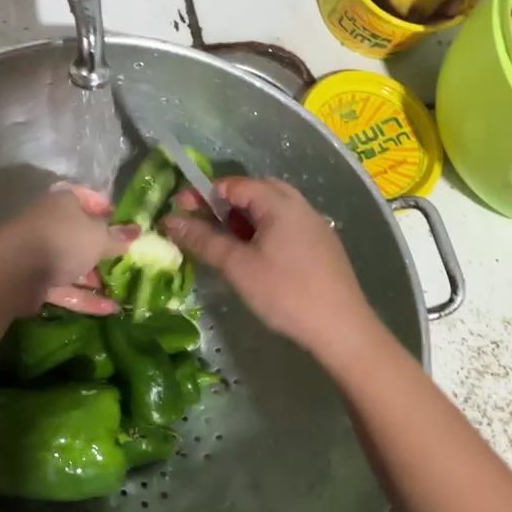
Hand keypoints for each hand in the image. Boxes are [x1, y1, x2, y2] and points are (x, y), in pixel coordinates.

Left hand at [0, 184, 137, 314]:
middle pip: (82, 235)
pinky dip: (85, 297)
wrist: (16, 271)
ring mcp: (43, 253)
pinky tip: (111, 309)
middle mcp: (52, 224)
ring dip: (96, 278)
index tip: (126, 225)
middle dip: (104, 251)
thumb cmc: (63, 241)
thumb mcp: (99, 237)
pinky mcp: (37, 281)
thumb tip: (138, 231)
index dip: (107, 210)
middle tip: (129, 262)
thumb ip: (118, 237)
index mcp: (64, 203)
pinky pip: (66, 288)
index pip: (88, 199)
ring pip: (74, 264)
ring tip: (123, 289)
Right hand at [163, 177, 376, 354]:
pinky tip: (256, 258)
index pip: (234, 184)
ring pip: (273, 210)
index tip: (179, 211)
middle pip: (256, 191)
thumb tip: (170, 220)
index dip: (203, 194)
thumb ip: (203, 240)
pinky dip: (264, 231)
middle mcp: (300, 205)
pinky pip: (287, 226)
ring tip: (226, 243)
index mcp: (279, 202)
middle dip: (225, 204)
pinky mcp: (322, 246)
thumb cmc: (285, 292)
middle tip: (203, 225)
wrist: (340, 327)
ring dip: (245, 219)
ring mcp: (315, 225)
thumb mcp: (237, 266)